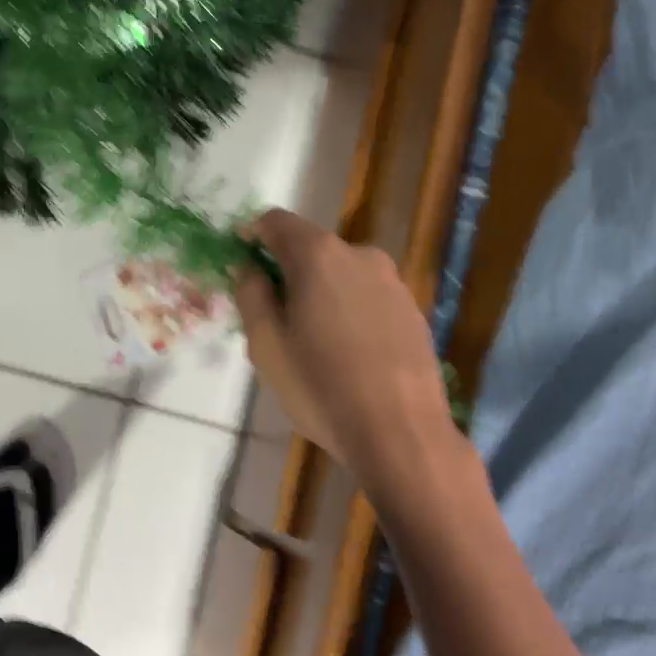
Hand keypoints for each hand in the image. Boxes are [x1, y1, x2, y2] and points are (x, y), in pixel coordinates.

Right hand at [234, 208, 454, 476]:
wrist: (401, 434)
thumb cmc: (320, 386)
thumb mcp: (265, 344)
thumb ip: (251, 294)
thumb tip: (252, 269)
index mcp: (318, 255)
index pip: (276, 221)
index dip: (253, 235)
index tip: (242, 263)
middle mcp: (360, 255)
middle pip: (312, 248)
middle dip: (289, 271)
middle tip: (274, 316)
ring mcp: (393, 283)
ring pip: (343, 274)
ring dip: (322, 293)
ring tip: (314, 341)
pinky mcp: (413, 311)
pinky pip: (368, 298)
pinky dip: (350, 312)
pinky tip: (348, 354)